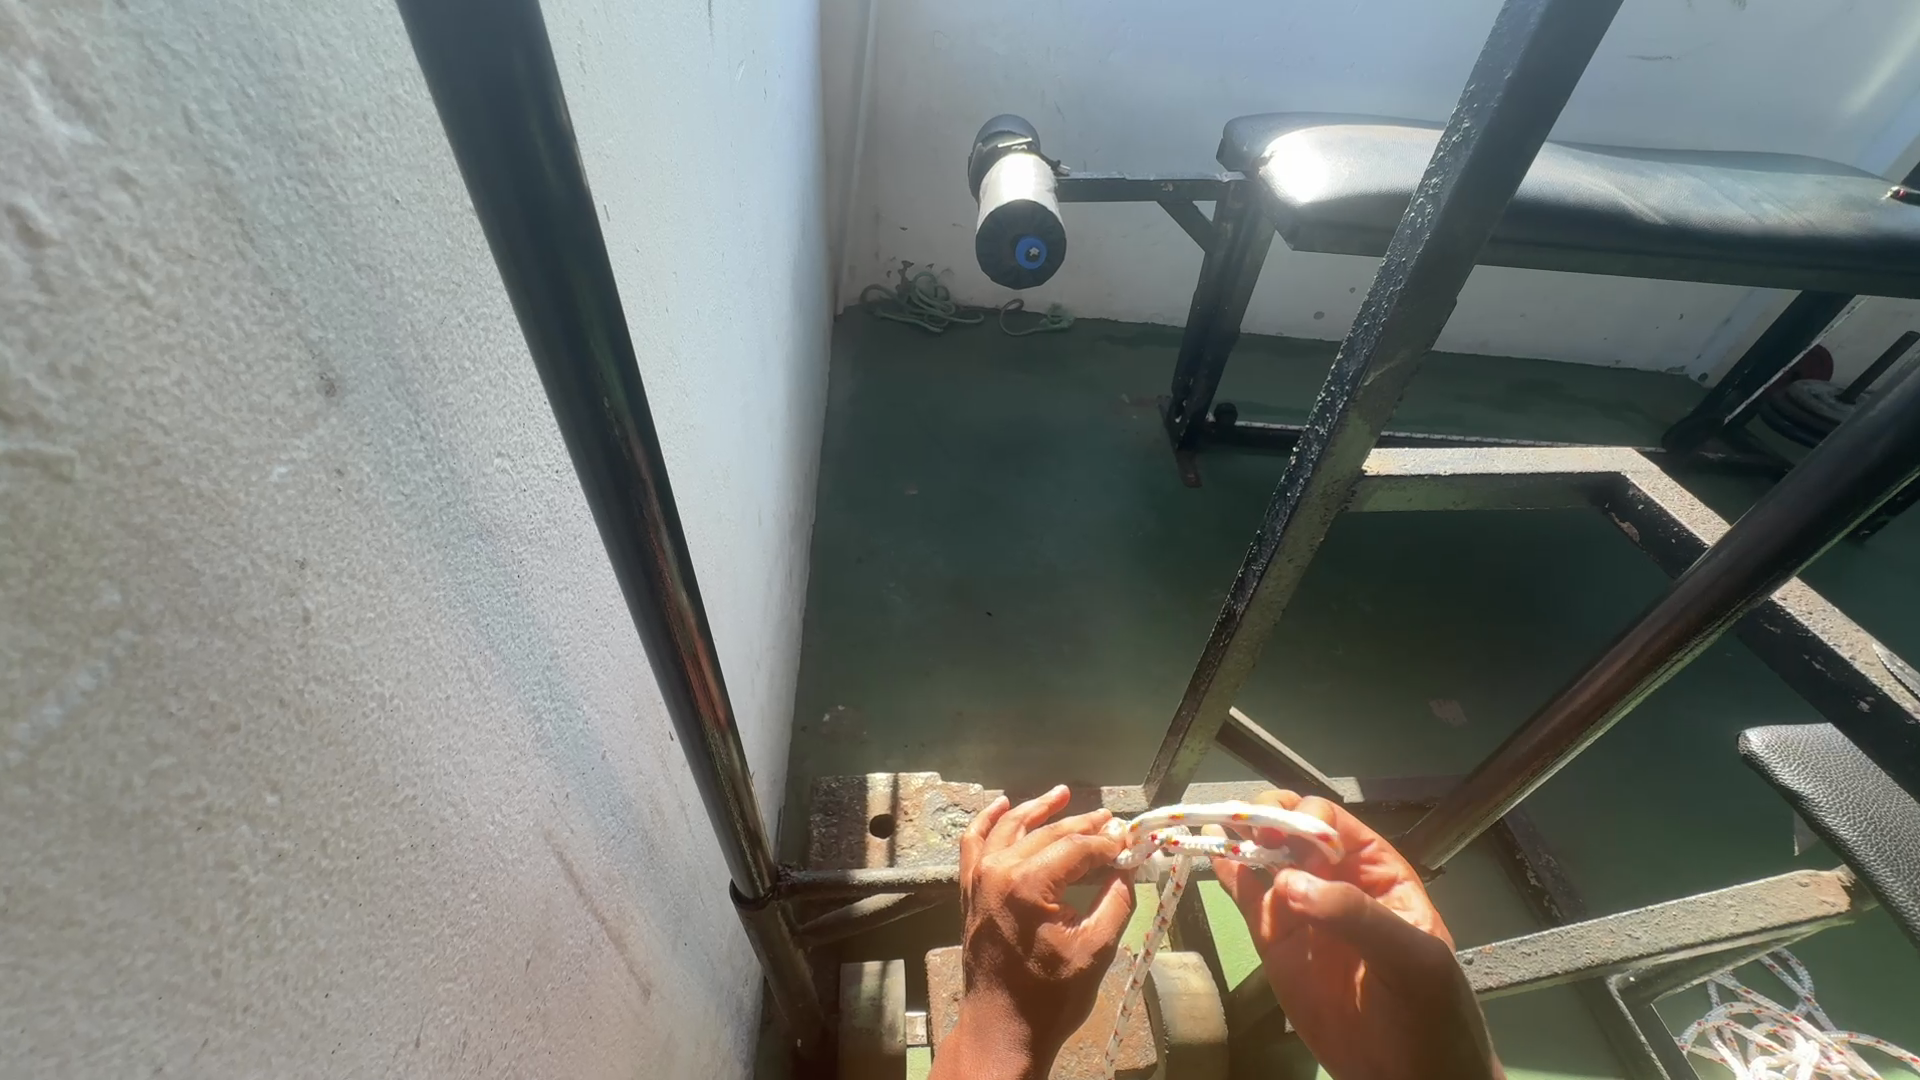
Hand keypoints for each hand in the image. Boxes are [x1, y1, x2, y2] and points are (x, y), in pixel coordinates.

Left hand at [928, 785, 1135, 1079]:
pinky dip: (988, 819)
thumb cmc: (1051, 997)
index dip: (1107, 842)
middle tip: (1110, 820)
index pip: (1077, 848)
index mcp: (1029, 884)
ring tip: (1063, 794)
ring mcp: (978, 876)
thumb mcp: (1096, 951)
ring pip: (1011, 827)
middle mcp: (999, 869)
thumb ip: (1116, 900)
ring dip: (1038, 809)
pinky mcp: (968, 887)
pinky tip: (1003, 804)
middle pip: (1048, 833)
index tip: (1129, 838)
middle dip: (1082, 825)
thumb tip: (1129, 864)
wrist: (1001, 1029)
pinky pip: (974, 840)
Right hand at [1211, 790, 1500, 1079]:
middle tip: (1255, 833)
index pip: (1333, 823)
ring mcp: (1298, 905)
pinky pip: (1244, 891)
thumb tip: (1288, 883)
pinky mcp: (1271, 935)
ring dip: (1241, 834)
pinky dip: (1225, 868)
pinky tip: (1212, 849)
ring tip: (1222, 826)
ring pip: (1263, 852)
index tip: (1288, 838)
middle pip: (1292, 826)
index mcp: (1375, 871)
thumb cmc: (1430, 1016)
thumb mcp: (1413, 961)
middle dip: (1269, 818)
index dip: (1307, 819)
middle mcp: (1331, 877)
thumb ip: (1357, 915)